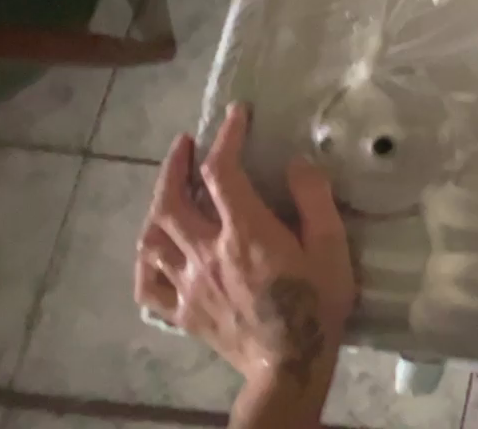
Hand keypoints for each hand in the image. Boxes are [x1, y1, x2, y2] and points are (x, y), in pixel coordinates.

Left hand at [134, 103, 354, 390]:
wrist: (291, 362)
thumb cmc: (318, 299)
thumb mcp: (331, 243)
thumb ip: (313, 198)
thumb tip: (295, 162)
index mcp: (245, 233)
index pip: (223, 173)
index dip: (227, 137)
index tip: (237, 115)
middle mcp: (207, 254)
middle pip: (172, 202)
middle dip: (174, 165)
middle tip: (185, 142)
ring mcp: (189, 285)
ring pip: (153, 239)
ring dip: (156, 203)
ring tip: (167, 185)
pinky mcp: (182, 312)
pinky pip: (149, 284)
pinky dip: (146, 258)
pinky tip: (154, 246)